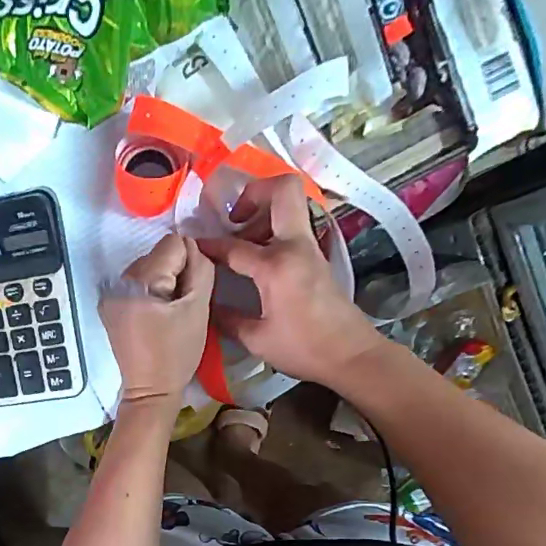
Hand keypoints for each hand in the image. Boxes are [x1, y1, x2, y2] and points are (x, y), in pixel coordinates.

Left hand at [103, 233, 213, 406]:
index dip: (190, 265)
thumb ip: (200, 268)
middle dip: (174, 275)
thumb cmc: (178, 352)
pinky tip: (154, 318)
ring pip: (148, 268)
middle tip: (179, 309)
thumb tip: (193, 247)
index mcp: (139, 280)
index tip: (189, 295)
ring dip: (162, 284)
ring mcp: (109, 293)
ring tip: (166, 316)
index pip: (173, 243)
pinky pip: (137, 285)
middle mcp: (117, 280)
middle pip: (158, 254)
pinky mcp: (109, 306)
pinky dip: (150, 294)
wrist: (150, 390)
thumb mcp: (199, 308)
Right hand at [193, 176, 383, 388]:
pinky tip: (258, 257)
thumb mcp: (258, 340)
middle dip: (253, 193)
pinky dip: (274, 230)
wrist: (351, 355)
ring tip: (243, 240)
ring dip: (263, 212)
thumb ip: (229, 319)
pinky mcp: (318, 259)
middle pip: (282, 189)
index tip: (194, 248)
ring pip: (290, 206)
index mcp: (276, 265)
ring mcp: (310, 249)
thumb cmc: (304, 349)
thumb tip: (210, 306)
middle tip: (234, 219)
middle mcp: (295, 247)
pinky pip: (294, 228)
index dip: (209, 245)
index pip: (234, 245)